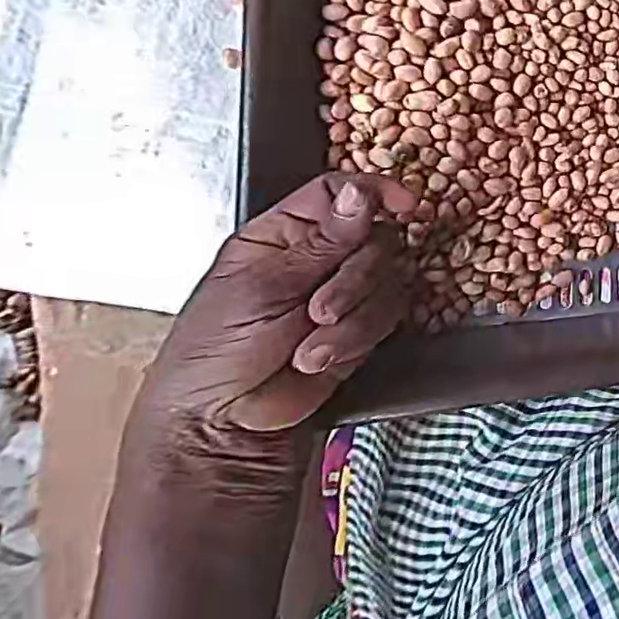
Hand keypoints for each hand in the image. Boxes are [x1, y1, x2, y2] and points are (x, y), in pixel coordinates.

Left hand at [136, 172, 420, 450]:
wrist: (224, 426)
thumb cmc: (214, 354)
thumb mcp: (262, 289)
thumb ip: (322, 242)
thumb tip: (360, 194)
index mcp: (282, 234)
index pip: (337, 192)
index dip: (372, 193)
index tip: (404, 206)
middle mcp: (320, 255)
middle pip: (374, 236)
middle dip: (354, 278)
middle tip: (321, 310)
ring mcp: (345, 289)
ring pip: (387, 276)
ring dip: (354, 314)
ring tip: (312, 346)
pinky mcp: (364, 323)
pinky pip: (389, 312)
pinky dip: (360, 336)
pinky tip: (324, 355)